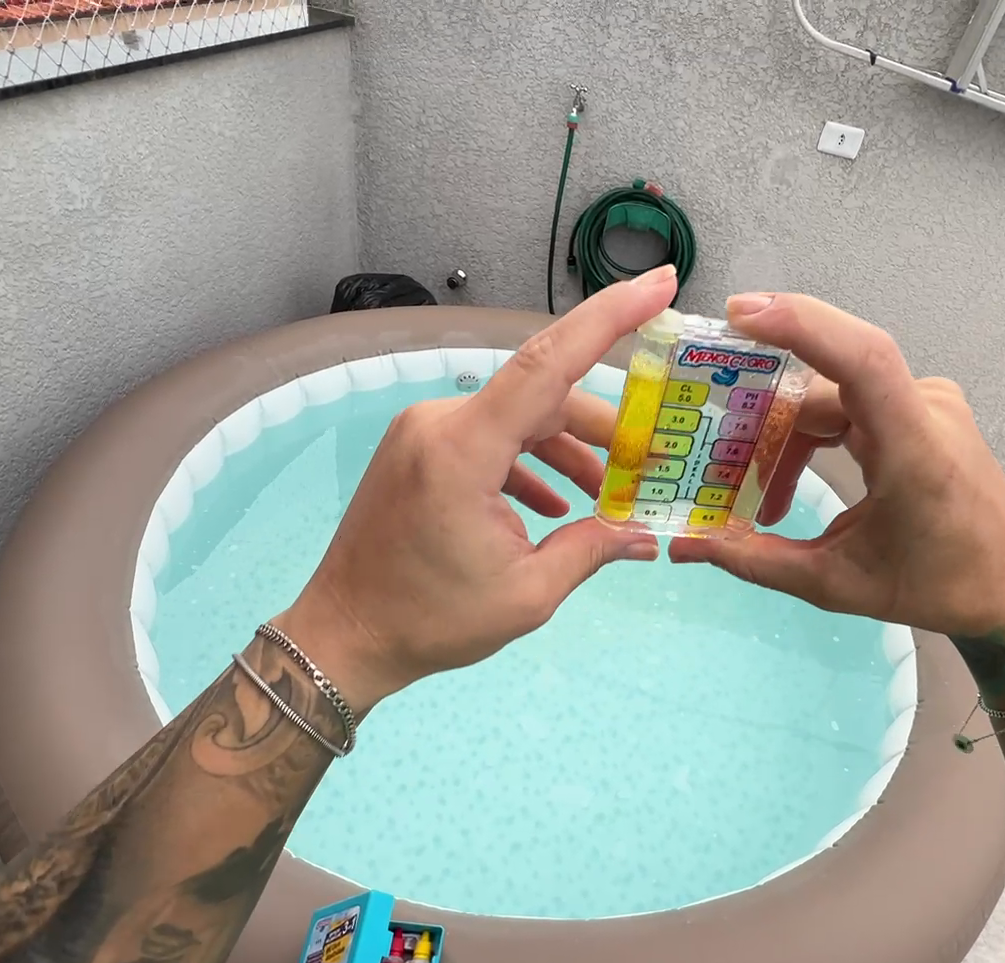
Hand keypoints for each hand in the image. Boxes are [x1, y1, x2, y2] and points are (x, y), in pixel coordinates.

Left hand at [270, 267, 677, 710]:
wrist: (345, 635)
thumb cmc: (431, 620)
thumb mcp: (528, 594)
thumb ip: (592, 550)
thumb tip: (646, 537)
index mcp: (463, 449)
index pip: (547, 363)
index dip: (609, 318)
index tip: (659, 285)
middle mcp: (439, 422)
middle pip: (540, 396)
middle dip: (599, 425)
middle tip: (645, 460)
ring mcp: (424, 432)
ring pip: (516, 417)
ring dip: (564, 448)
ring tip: (604, 493)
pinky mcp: (418, 450)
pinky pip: (488, 438)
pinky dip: (526, 461)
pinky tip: (552, 504)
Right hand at [668, 293, 1004, 647]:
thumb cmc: (932, 586)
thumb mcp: (833, 583)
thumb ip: (754, 561)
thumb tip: (684, 546)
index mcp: (915, 447)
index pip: (862, 357)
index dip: (799, 324)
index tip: (738, 315)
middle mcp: (925, 407)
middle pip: (824, 385)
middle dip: (764, 420)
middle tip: (711, 450)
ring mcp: (927, 402)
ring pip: (831, 396)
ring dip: (785, 439)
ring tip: (758, 496)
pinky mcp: (920, 409)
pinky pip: (849, 403)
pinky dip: (810, 436)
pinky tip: (788, 479)